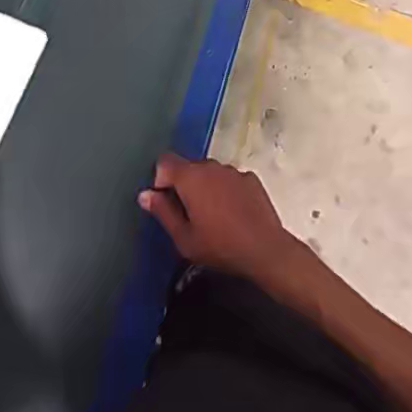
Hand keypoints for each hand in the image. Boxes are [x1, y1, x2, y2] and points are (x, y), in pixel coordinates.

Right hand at [139, 153, 304, 283]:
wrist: (265, 249)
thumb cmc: (219, 246)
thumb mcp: (184, 237)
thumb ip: (163, 212)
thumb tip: (145, 194)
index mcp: (190, 177)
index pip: (165, 161)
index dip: (161, 179)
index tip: (166, 202)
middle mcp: (212, 166)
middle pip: (188, 167)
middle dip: (183, 185)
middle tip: (189, 215)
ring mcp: (234, 171)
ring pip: (210, 173)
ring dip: (206, 187)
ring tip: (213, 216)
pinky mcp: (251, 179)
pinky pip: (230, 179)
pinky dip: (226, 190)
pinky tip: (233, 213)